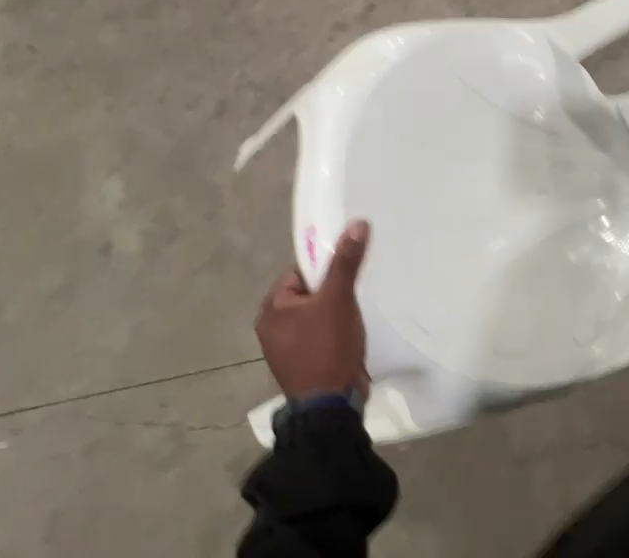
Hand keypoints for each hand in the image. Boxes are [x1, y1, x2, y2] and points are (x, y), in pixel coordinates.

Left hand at [255, 221, 371, 399]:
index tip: (347, 274)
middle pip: (309, 295)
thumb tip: (357, 224)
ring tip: (356, 313)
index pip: (299, 273)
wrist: (332, 405)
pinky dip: (336, 332)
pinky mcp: (305, 365)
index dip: (324, 270)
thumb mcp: (338, 299)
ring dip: (337, 313)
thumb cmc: (327, 347)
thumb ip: (346, 262)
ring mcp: (288, 350)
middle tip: (355, 293)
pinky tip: (353, 334)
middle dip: (333, 292)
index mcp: (272, 311)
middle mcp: (273, 330)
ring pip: (317, 317)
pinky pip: (321, 336)